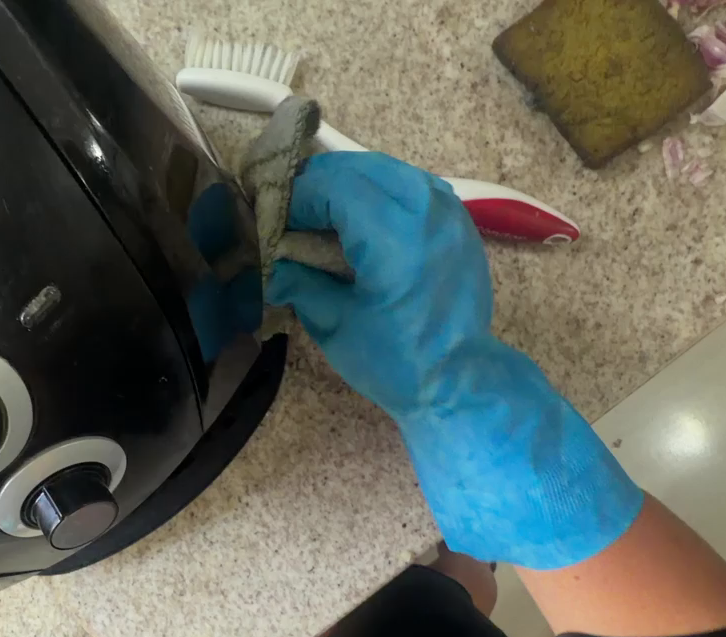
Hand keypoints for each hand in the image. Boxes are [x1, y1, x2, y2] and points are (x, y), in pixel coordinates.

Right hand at [267, 152, 641, 568]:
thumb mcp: (334, 326)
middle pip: (355, 166)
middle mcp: (425, 207)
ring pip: (383, 168)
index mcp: (393, 235)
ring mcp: (448, 207)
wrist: (458, 381)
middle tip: (290, 220)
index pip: (329, 185)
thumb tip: (268, 259)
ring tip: (321, 221)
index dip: (292, 198)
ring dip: (345, 186)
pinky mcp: (457, 217)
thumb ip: (297, 281)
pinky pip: (407, 184)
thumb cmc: (394, 363)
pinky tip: (358, 227)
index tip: (270, 221)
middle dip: (316, 187)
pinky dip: (375, 194)